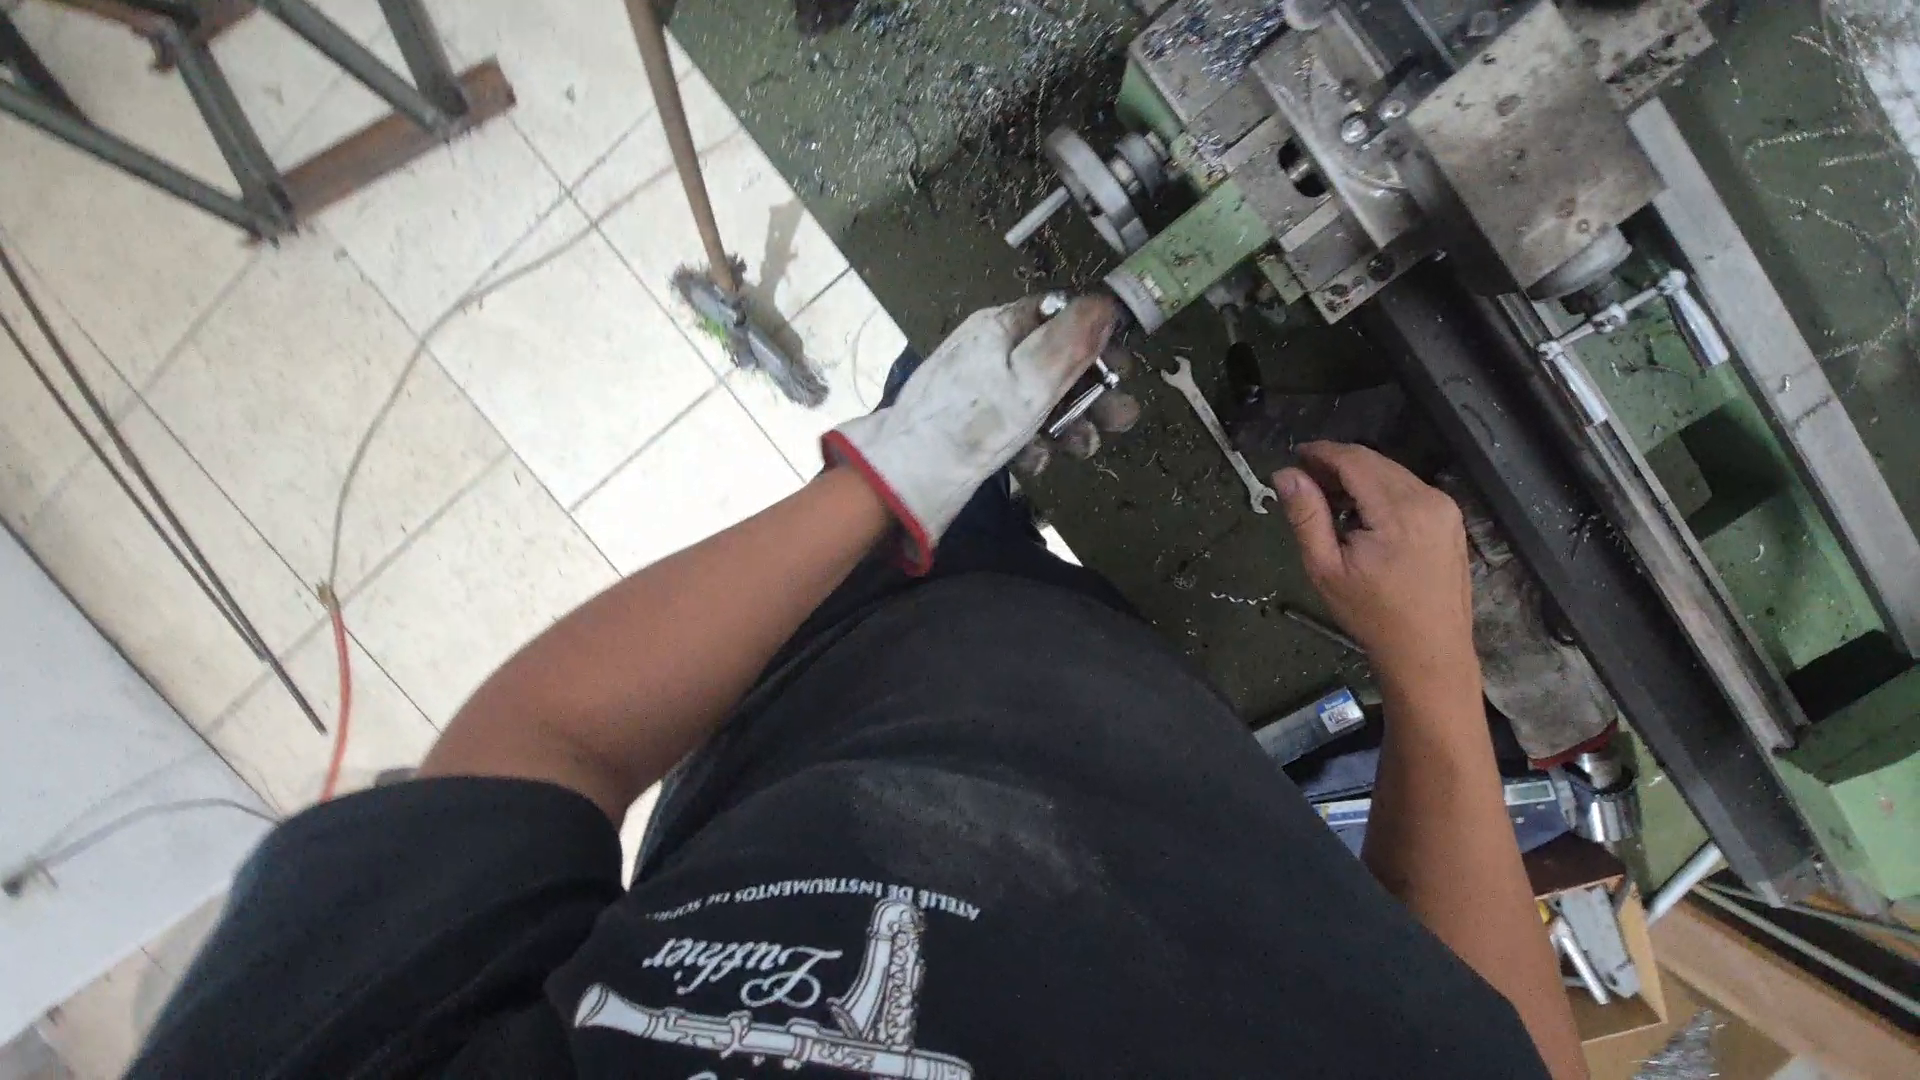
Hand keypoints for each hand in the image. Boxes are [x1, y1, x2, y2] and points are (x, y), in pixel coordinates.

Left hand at [826, 293, 1120, 573]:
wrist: (909, 477)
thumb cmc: (974, 422)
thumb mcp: (1030, 378)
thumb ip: (1071, 340)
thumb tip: (1106, 303)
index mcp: (1002, 328)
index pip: (1060, 316)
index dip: (1097, 340)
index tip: (1122, 369)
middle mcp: (992, 353)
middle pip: (1056, 363)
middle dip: (1091, 393)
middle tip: (1118, 420)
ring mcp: (982, 393)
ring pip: (1041, 401)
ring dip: (1068, 426)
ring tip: (1083, 449)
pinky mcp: (975, 428)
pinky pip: (1016, 429)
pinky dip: (1032, 445)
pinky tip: (1033, 464)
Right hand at [1274, 442, 1473, 680]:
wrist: (1429, 650)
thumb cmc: (1372, 614)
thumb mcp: (1325, 567)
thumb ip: (1306, 516)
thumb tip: (1286, 474)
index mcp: (1399, 511)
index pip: (1355, 460)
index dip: (1321, 452)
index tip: (1293, 457)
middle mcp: (1429, 499)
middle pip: (1374, 462)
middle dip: (1336, 464)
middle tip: (1302, 481)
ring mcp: (1445, 508)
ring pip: (1391, 473)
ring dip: (1356, 477)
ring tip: (1326, 501)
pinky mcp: (1449, 519)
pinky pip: (1407, 489)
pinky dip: (1378, 491)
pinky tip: (1358, 516)